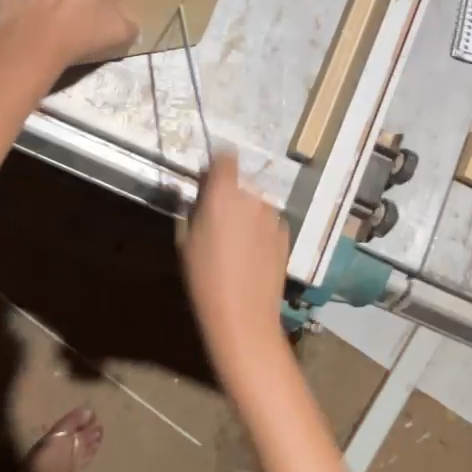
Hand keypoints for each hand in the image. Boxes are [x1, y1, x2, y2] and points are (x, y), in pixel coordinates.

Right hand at [182, 150, 289, 362]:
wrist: (243, 314)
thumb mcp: (185, 240)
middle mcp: (252, 197)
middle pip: (241, 181)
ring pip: (256, 202)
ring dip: (246, 211)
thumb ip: (192, 207)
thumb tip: (197, 192)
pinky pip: (268, 222)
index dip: (216, 166)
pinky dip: (260, 228)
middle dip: (230, 193)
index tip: (207, 182)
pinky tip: (251, 253)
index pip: (225, 157)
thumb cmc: (204, 278)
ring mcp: (273, 216)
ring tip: (235, 239)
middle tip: (216, 218)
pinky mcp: (286, 234)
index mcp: (223, 193)